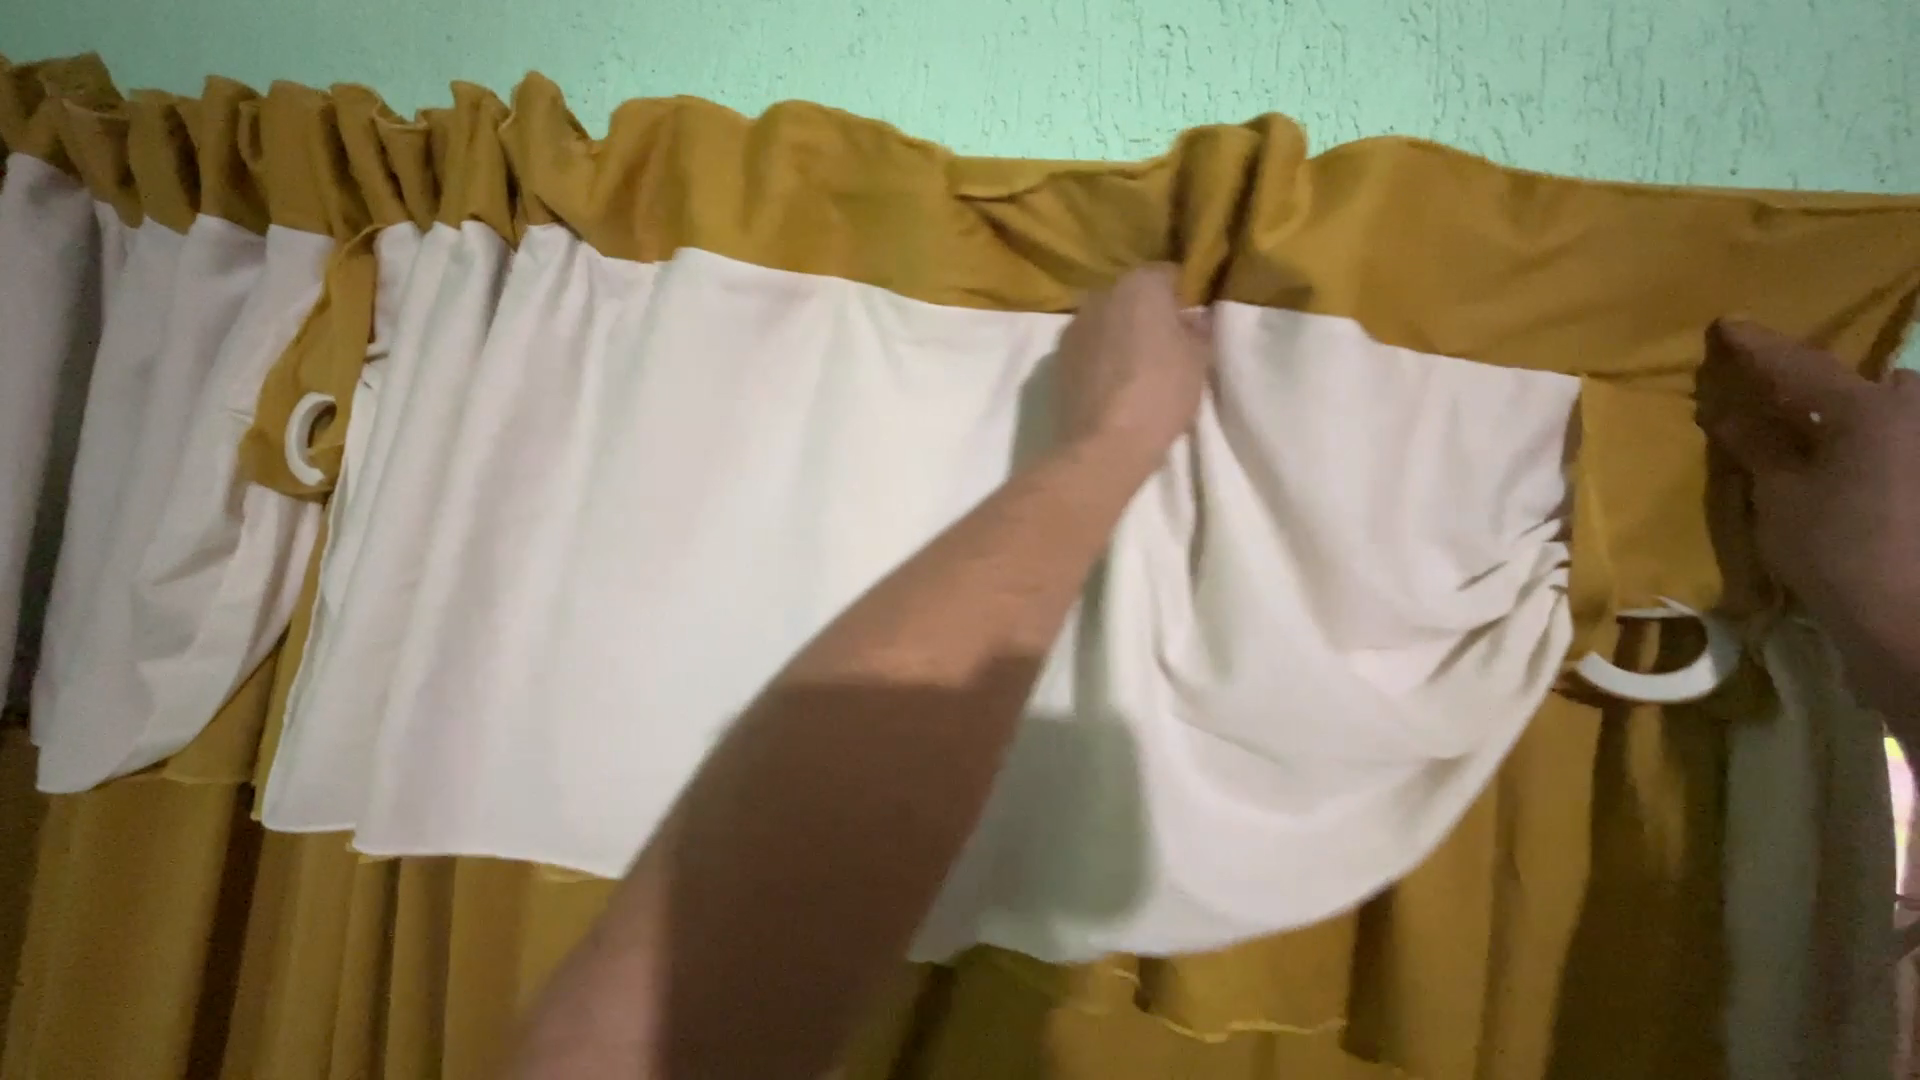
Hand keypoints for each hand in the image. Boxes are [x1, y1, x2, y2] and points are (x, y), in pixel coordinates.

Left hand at [1053, 264, 1213, 467]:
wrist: (1106, 443)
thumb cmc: (1161, 392)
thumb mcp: (1198, 359)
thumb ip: (1198, 330)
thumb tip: (1194, 319)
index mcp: (1139, 283)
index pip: (1168, 275)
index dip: (1183, 297)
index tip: (1192, 322)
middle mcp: (1099, 296)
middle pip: (1131, 297)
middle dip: (1147, 314)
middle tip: (1167, 346)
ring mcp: (1073, 327)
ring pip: (1106, 323)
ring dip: (1120, 336)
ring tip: (1138, 369)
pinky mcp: (1057, 360)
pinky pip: (1088, 350)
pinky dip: (1100, 359)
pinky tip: (1113, 385)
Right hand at [1698, 318, 1919, 713]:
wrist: (1916, 618)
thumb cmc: (1838, 551)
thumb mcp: (1780, 497)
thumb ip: (1757, 445)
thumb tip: (1727, 409)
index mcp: (1871, 410)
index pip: (1798, 364)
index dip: (1756, 346)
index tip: (1724, 325)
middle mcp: (1917, 414)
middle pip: (1865, 382)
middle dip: (1819, 382)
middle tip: (1771, 387)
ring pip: (1892, 409)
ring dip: (1848, 413)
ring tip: (1810, 426)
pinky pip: (1895, 440)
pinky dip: (1863, 441)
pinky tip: (1838, 459)